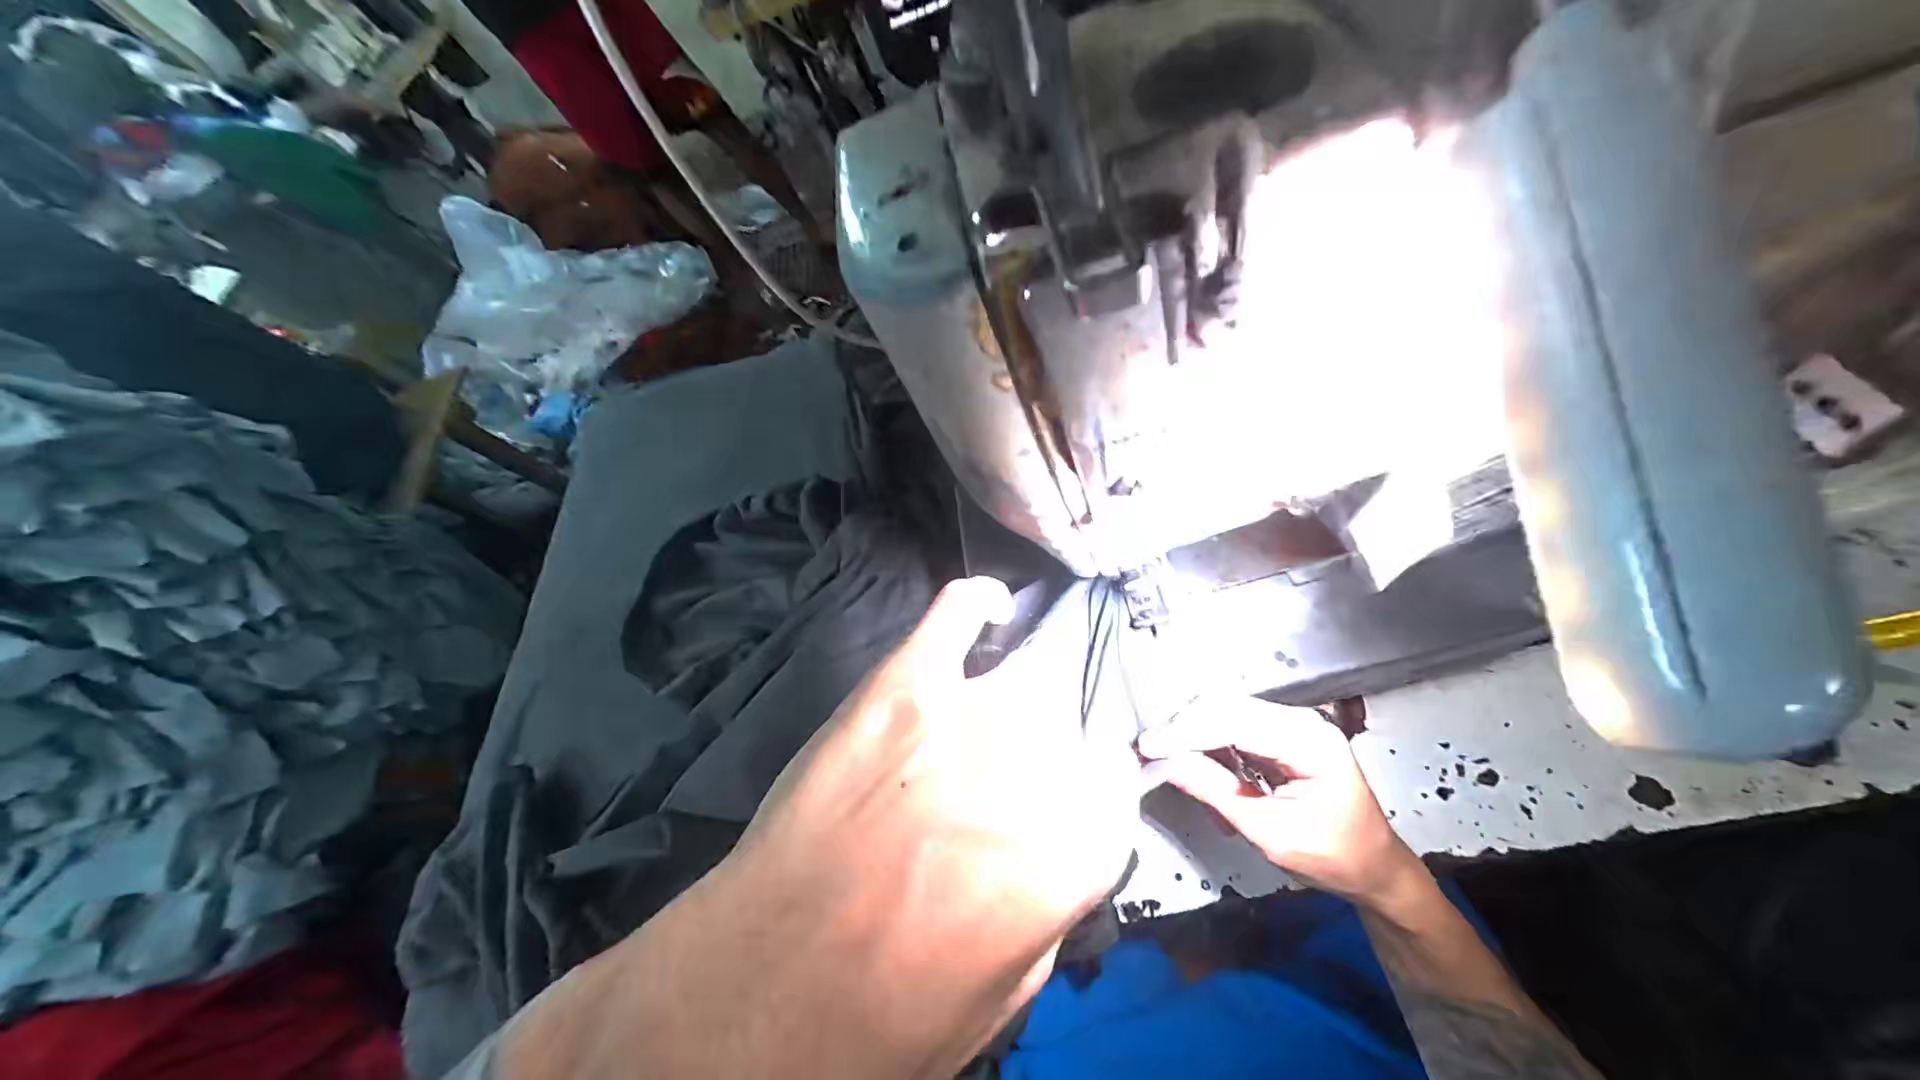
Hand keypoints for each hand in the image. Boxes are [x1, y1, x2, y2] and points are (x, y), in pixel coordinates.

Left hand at [502, 577, 1143, 1079]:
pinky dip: (977, 604)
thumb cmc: (892, 1011)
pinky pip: (956, 611)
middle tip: (1014, 765)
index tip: (1067, 787)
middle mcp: (1035, 766)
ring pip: (1032, 664)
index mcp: (1074, 849)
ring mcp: (966, 711)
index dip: (1092, 783)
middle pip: (1076, 714)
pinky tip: (986, 611)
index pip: (1118, 776)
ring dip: (1024, 687)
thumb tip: (1057, 828)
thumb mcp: (1013, 984)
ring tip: (997, 710)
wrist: (765, 980)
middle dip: (1055, 741)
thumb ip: (1054, 887)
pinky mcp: (902, 683)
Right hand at [1137, 696, 1426, 908]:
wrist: (1375, 870)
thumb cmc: (1334, 858)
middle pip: (1225, 709)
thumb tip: (1165, 763)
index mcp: (1308, 741)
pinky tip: (1202, 775)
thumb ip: (1215, 792)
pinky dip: (1211, 750)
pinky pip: (1233, 730)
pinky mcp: (1280, 737)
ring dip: (1195, 740)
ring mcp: (1290, 726)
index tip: (1148, 747)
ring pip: (1224, 716)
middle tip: (1150, 754)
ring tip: (1174, 768)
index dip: (1185, 732)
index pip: (1233, 722)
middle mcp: (1299, 721)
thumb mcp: (1270, 833)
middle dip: (1184, 730)